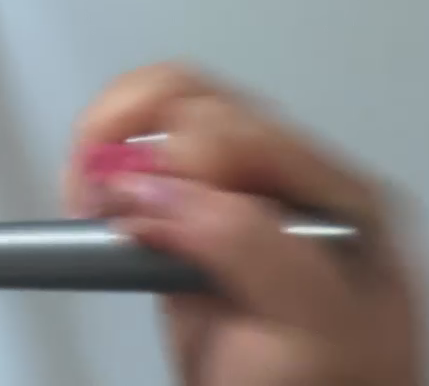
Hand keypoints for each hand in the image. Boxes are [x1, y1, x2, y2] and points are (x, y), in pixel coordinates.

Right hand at [68, 65, 424, 385]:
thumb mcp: (313, 335)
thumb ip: (252, 248)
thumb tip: (155, 184)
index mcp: (340, 198)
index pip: (236, 126)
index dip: (172, 157)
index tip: (141, 214)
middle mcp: (289, 174)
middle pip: (187, 95)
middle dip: (121, 132)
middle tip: (96, 191)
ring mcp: (235, 177)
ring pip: (151, 100)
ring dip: (102, 139)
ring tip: (88, 197)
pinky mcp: (185, 189)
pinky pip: (130, 132)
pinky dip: (96, 154)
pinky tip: (94, 199)